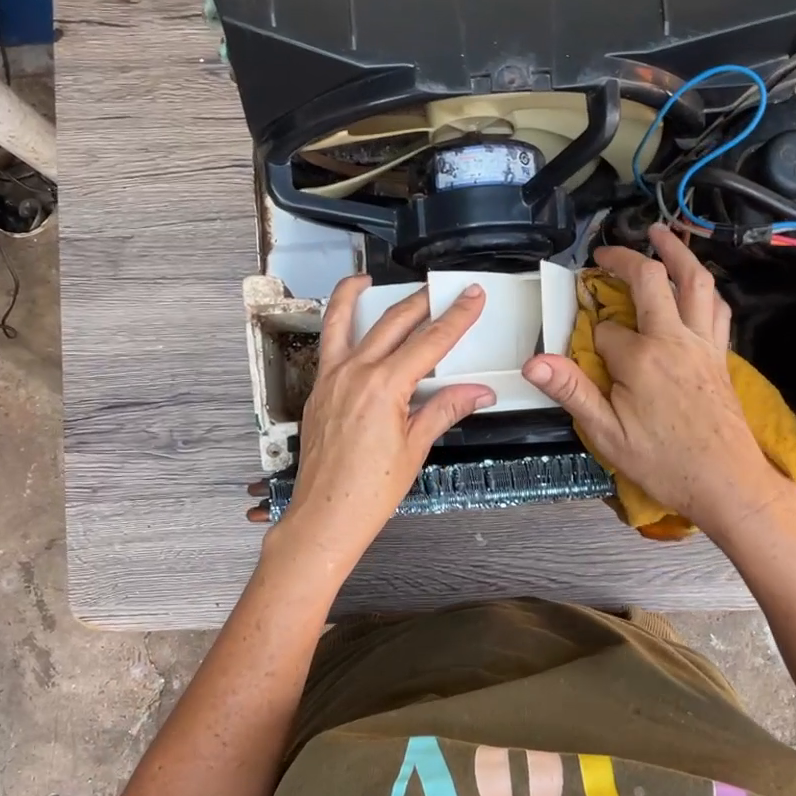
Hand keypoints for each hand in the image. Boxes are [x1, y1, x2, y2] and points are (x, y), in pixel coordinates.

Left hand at [271, 276, 494, 561]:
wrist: (326, 516)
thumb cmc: (369, 491)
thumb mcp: (415, 447)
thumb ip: (445, 409)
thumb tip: (477, 392)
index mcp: (384, 386)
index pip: (429, 341)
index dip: (455, 316)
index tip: (471, 297)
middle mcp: (354, 374)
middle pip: (392, 323)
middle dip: (421, 302)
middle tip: (443, 290)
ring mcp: (331, 379)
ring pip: (343, 323)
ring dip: (356, 297)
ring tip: (366, 280)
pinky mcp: (318, 391)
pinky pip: (329, 346)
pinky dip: (337, 327)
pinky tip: (347, 326)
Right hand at [522, 224, 786, 529]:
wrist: (727, 483)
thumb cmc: (664, 463)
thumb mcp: (606, 434)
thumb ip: (572, 391)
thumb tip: (533, 362)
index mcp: (641, 359)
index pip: (604, 330)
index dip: (589, 335)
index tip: (580, 347)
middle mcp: (675, 340)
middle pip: (652, 280)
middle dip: (627, 258)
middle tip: (607, 251)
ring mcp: (703, 345)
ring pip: (696, 282)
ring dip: (678, 253)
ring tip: (663, 234)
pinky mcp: (720, 356)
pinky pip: (716, 307)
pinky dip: (704, 287)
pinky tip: (697, 284)